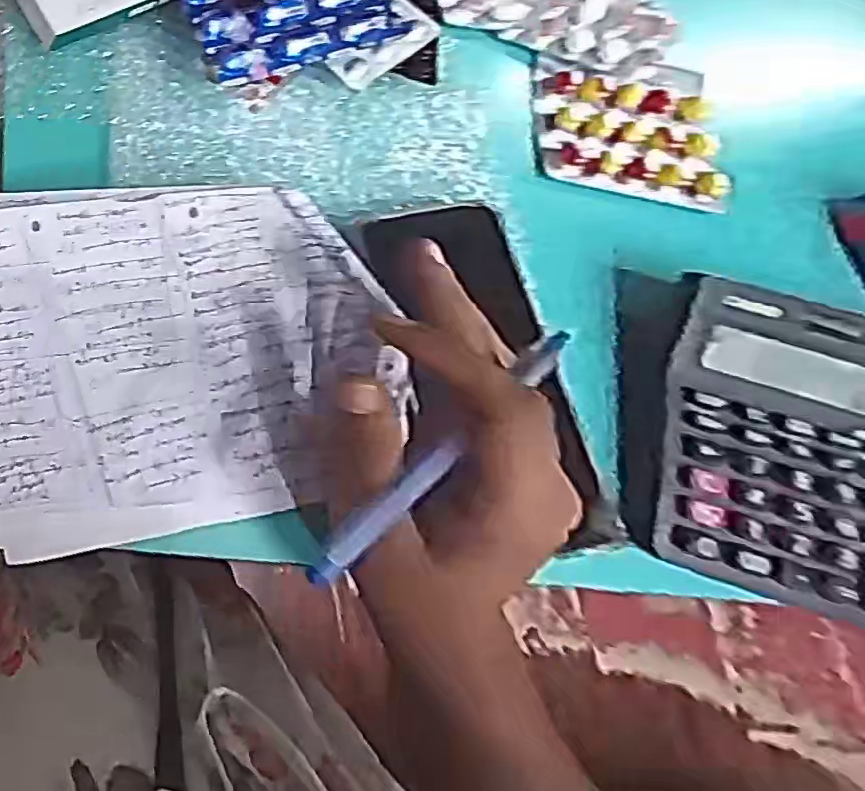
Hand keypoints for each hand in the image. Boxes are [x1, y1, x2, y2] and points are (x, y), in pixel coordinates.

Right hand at [327, 240, 580, 611]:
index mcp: (523, 492)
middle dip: (460, 310)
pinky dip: (440, 348)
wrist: (445, 633)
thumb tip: (353, 381)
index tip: (379, 327)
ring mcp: (514, 456)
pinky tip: (415, 318)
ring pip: (491, 372)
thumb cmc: (410, 590)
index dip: (447, 355)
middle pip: (507, 372)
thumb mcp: (375, 529)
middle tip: (418, 254)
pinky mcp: (488, 451)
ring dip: (452, 318)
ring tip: (417, 267)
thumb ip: (366, 457)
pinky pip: (468, 388)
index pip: (502, 402)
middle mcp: (535, 465)